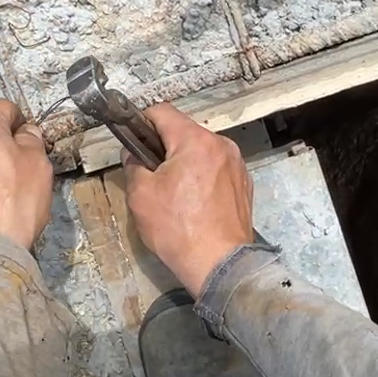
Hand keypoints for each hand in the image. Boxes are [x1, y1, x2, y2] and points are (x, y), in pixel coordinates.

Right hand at [124, 104, 252, 296]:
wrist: (219, 265)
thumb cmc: (178, 229)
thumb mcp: (141, 195)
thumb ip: (134, 165)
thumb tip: (134, 154)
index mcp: (196, 141)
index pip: (162, 111)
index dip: (141, 121)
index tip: (133, 139)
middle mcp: (221, 145)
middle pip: (184, 131)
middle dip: (164, 146)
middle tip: (149, 171)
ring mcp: (236, 164)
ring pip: (201, 150)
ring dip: (184, 161)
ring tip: (172, 191)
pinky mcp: (244, 183)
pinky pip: (216, 168)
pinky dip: (202, 176)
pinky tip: (193, 201)